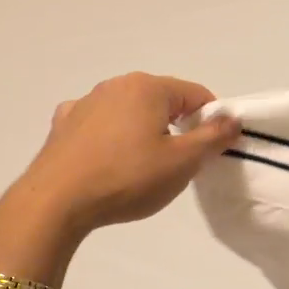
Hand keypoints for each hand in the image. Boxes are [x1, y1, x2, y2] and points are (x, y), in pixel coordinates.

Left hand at [3, 73, 239, 239]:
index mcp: (148, 87)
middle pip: (163, 100)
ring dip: (145, 131)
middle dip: (178, 125)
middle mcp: (115, 85)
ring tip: (144, 167)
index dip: (212, 120)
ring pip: (131, 111)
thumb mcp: (183, 162)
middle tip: (180, 162)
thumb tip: (232, 118)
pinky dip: (113, 137)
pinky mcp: (63, 125)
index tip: (211, 150)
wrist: (55, 203)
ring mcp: (85, 103)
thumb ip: (214, 136)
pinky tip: (110, 160)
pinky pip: (101, 125)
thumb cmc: (128, 178)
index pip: (196, 94)